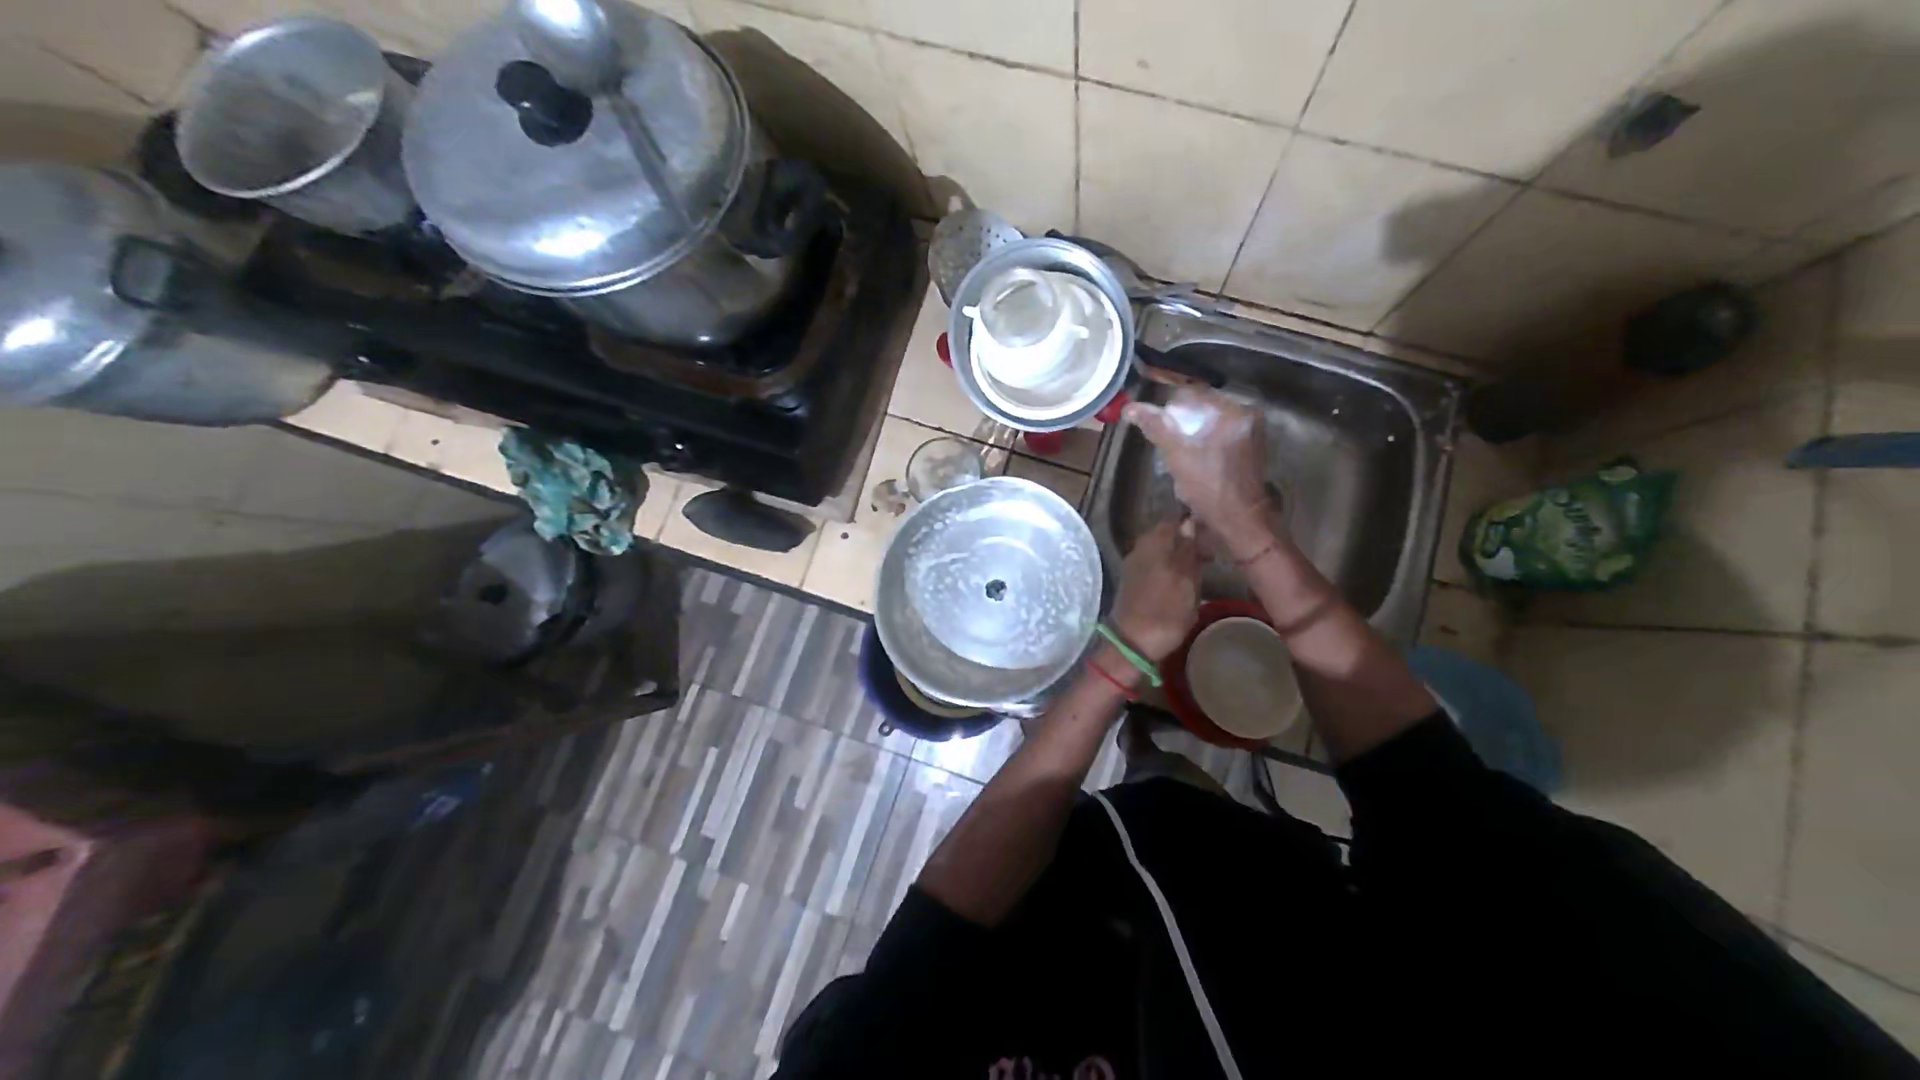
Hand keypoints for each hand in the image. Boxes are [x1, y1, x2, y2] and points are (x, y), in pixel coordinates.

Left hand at [1109, 516, 1200, 662]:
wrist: (1132, 644)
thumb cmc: (1165, 611)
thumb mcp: (1187, 581)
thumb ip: (1188, 549)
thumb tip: (1191, 521)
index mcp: (1154, 541)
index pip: (1177, 518)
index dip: (1196, 523)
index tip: (1216, 531)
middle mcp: (1140, 546)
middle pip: (1169, 534)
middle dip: (1190, 539)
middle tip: (1213, 551)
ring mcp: (1134, 564)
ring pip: (1163, 550)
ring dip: (1181, 555)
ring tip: (1203, 566)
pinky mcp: (1133, 581)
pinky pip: (1156, 564)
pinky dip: (1170, 567)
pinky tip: (1184, 578)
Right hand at [1123, 386, 1273, 556]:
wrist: (1239, 520)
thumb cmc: (1208, 487)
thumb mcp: (1177, 455)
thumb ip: (1156, 427)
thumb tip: (1130, 408)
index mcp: (1234, 412)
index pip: (1194, 394)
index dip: (1169, 407)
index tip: (1155, 423)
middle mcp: (1247, 416)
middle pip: (1202, 408)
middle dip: (1180, 422)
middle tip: (1164, 441)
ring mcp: (1250, 433)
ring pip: (1209, 422)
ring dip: (1190, 433)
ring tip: (1176, 452)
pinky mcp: (1248, 448)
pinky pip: (1219, 435)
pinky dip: (1203, 442)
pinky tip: (1192, 460)